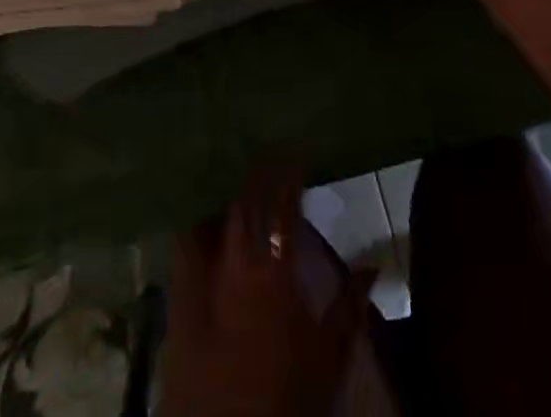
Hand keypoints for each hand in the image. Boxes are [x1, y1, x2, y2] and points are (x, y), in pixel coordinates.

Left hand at [161, 175, 374, 416]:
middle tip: (265, 158)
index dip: (289, 180)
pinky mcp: (176, 308)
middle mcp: (234, 271)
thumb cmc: (286, 397)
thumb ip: (350, 305)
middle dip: (254, 178)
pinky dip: (194, 231)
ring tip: (230, 180)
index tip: (297, 157)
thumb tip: (373, 266)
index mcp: (274, 277)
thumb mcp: (328, 353)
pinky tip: (200, 227)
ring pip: (205, 224)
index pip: (283, 213)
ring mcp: (199, 287)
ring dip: (220, 199)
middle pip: (242, 209)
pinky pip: (182, 254)